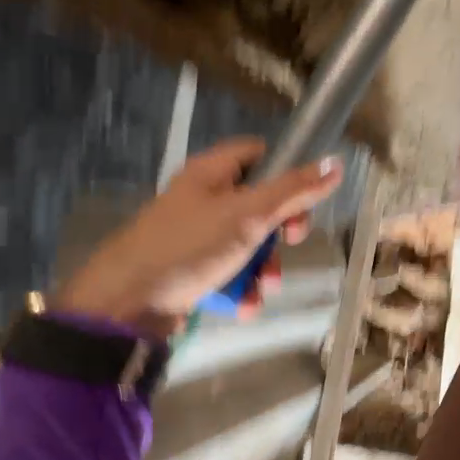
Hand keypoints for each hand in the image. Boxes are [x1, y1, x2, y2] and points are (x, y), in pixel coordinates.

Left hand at [55, 139, 344, 338]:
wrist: (123, 305)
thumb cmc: (188, 248)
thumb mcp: (250, 216)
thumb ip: (295, 190)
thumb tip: (336, 163)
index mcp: (210, 173)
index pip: (258, 153)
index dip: (286, 170)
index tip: (305, 195)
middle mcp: (202, 198)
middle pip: (261, 203)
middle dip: (281, 231)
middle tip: (291, 241)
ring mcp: (195, 235)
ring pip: (249, 242)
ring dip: (265, 267)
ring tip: (264, 287)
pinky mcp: (190, 269)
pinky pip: (230, 271)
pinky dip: (243, 287)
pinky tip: (245, 305)